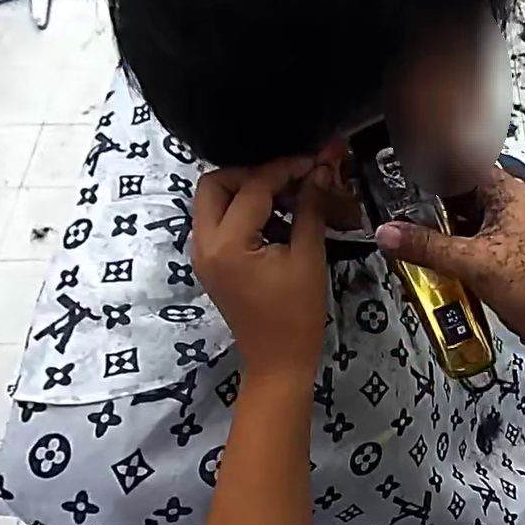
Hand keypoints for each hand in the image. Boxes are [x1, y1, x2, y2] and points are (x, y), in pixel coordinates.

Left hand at [192, 157, 329, 381]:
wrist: (278, 362)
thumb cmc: (297, 315)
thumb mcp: (308, 258)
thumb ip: (310, 209)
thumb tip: (321, 172)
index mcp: (227, 243)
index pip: (253, 188)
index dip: (285, 169)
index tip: (314, 163)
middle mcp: (204, 244)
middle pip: (215, 184)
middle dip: (252, 174)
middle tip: (289, 180)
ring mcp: (202, 255)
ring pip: (213, 202)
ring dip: (247, 193)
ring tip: (287, 200)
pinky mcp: (210, 264)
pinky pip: (218, 223)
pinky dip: (243, 213)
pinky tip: (276, 222)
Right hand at [374, 165, 524, 344]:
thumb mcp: (473, 262)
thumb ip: (426, 247)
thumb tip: (390, 233)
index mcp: (505, 192)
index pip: (458, 167)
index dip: (427, 174)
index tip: (399, 186)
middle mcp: (507, 208)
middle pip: (456, 200)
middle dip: (428, 213)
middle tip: (400, 223)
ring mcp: (506, 234)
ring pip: (461, 227)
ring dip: (438, 239)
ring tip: (411, 247)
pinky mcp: (504, 259)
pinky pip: (469, 250)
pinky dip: (451, 258)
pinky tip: (435, 270)